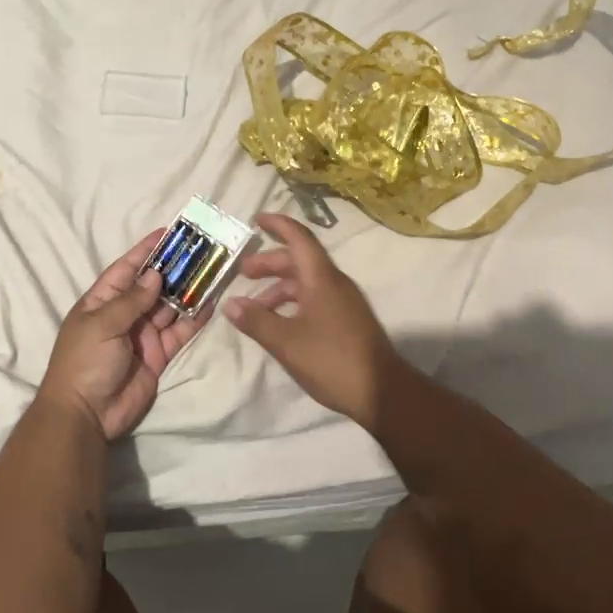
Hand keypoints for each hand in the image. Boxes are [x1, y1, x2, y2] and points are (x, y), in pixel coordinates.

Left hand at [42, 230, 210, 441]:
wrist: (86, 414)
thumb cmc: (84, 362)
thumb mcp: (102, 325)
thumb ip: (131, 300)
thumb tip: (155, 274)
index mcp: (101, 301)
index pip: (126, 269)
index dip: (146, 250)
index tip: (168, 232)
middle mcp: (124, 314)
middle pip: (153, 286)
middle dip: (175, 269)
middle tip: (202, 250)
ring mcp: (142, 335)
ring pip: (170, 307)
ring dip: (189, 290)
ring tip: (213, 270)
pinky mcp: (159, 355)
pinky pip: (179, 332)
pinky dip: (194, 318)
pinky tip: (211, 302)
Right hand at [223, 213, 405, 423]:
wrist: (382, 392)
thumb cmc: (332, 360)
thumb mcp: (286, 342)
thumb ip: (256, 321)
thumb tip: (230, 304)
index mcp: (322, 279)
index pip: (299, 239)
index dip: (278, 225)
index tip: (256, 220)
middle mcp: (334, 284)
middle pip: (300, 261)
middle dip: (270, 263)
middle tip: (243, 273)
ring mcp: (344, 303)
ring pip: (306, 283)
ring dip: (279, 288)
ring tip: (255, 307)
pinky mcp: (347, 321)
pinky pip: (314, 299)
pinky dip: (292, 303)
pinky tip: (278, 323)